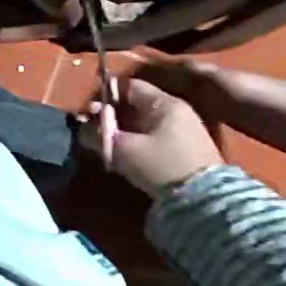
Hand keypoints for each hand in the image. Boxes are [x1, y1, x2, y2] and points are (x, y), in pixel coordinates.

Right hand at [79, 78, 224, 197]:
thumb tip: (81, 127)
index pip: (129, 86)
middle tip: (91, 129)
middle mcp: (176, 110)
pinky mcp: (184, 147)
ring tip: (104, 144)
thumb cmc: (161, 166)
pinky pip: (152, 134)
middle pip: (135, 104)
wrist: (203, 198)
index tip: (89, 111)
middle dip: (110, 115)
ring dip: (121, 129)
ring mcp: (183, 128)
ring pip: (142, 121)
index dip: (105, 95)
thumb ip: (98, 135)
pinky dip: (135, 139)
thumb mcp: (123, 150)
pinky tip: (123, 153)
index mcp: (164, 103)